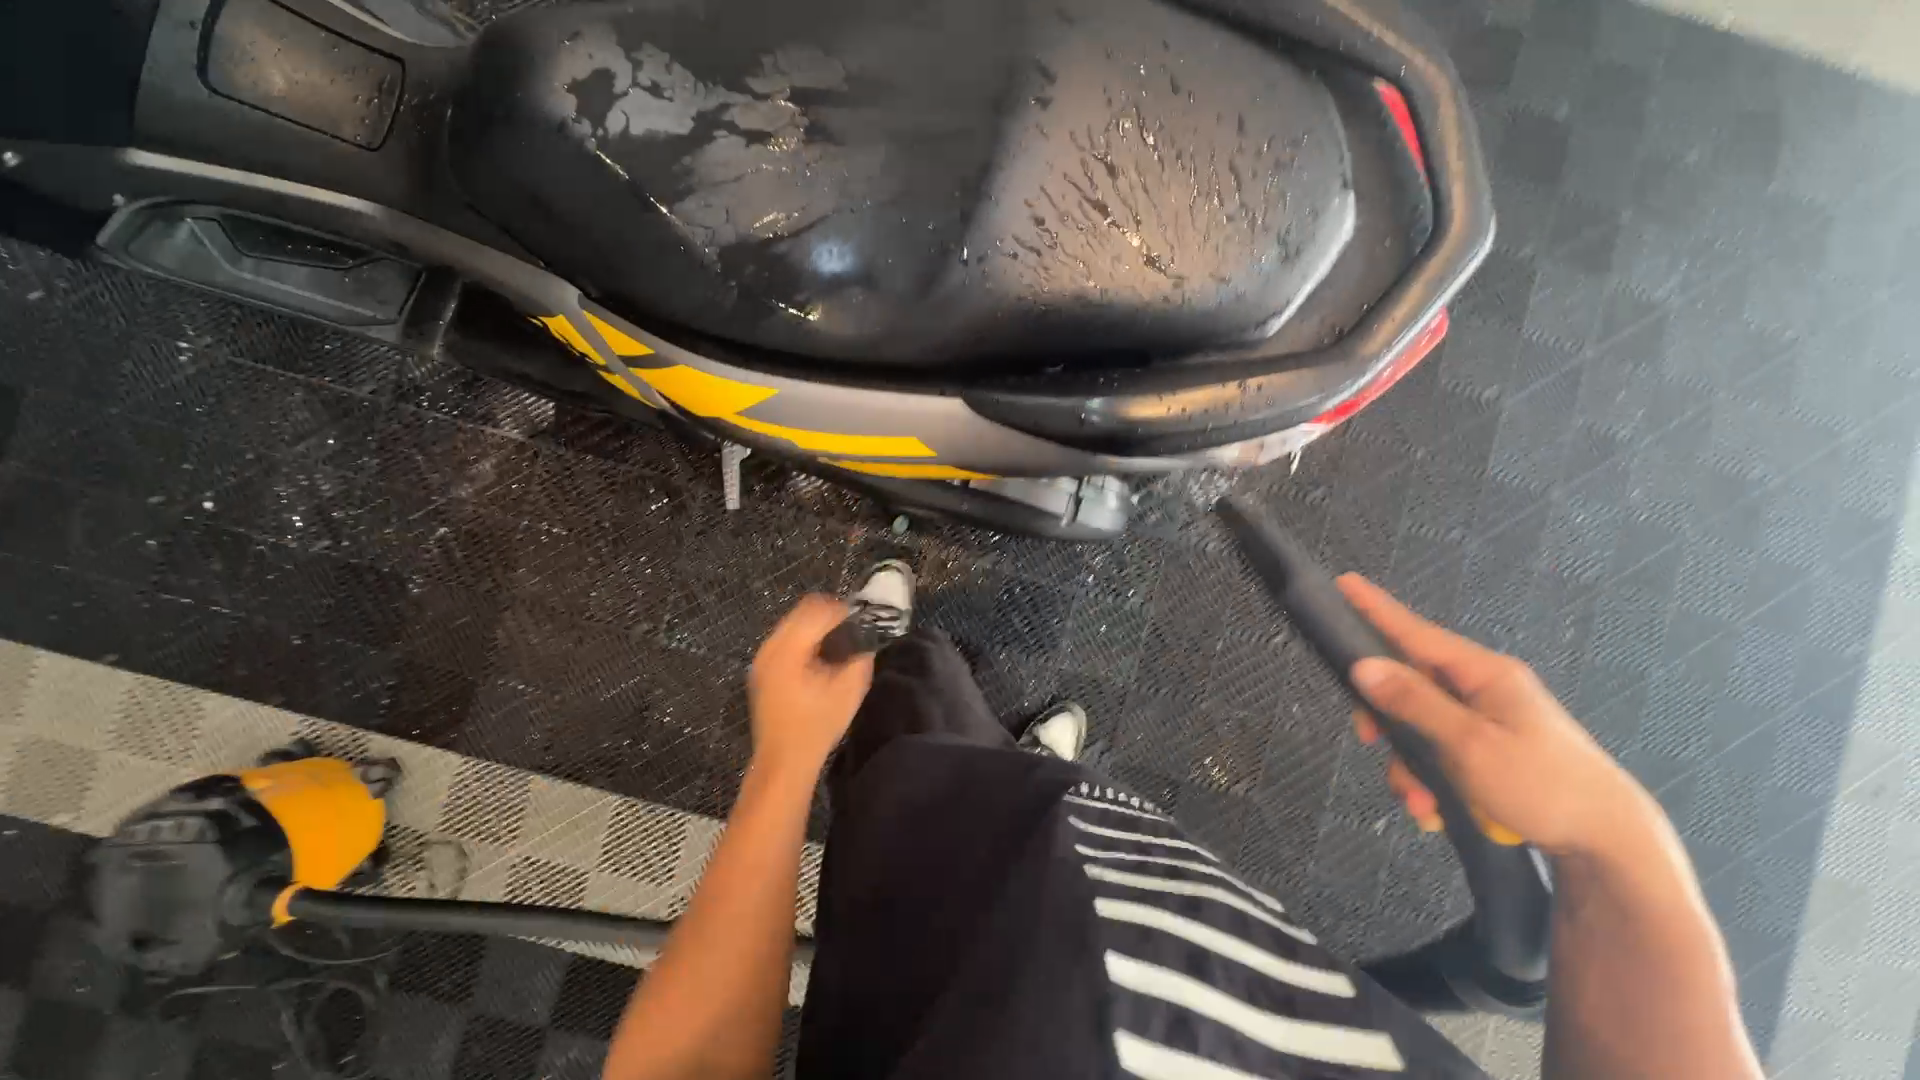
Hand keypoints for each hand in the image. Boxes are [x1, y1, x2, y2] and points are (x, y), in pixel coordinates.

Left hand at [747, 594, 875, 775]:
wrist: (783, 761)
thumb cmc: (816, 727)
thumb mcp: (849, 691)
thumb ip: (860, 658)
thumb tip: (864, 641)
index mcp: (789, 649)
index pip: (816, 610)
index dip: (841, 610)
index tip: (861, 620)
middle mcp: (770, 648)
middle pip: (800, 613)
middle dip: (828, 617)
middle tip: (851, 630)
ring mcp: (761, 661)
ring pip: (791, 626)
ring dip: (815, 629)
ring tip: (838, 645)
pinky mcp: (761, 672)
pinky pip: (784, 642)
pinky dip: (803, 642)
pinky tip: (819, 660)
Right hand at [1336, 574, 1655, 857]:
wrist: (1611, 844)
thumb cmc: (1545, 786)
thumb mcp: (1469, 744)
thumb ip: (1413, 702)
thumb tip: (1364, 666)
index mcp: (1484, 674)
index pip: (1415, 632)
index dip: (1376, 609)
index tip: (1344, 583)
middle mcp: (1482, 690)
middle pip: (1408, 687)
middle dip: (1387, 723)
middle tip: (1370, 741)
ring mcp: (1486, 721)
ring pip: (1418, 729)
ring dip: (1409, 767)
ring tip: (1421, 802)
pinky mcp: (1488, 752)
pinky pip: (1438, 756)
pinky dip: (1429, 783)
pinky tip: (1435, 809)